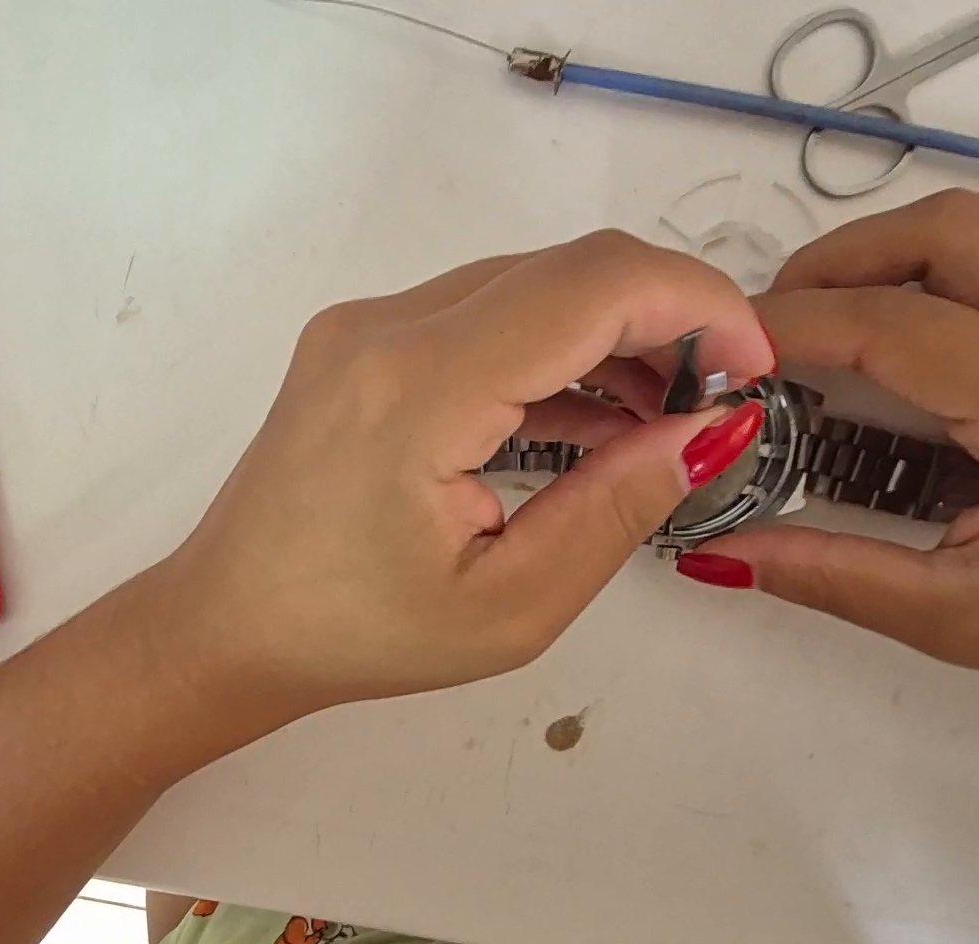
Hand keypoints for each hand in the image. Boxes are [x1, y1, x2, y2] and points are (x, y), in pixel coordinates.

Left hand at [150, 231, 774, 720]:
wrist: (228, 625)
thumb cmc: (356, 637)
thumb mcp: (507, 606)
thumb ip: (617, 508)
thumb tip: (708, 430)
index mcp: (417, 388)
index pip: (592, 285)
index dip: (698, 304)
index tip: (750, 369)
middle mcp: (381, 331)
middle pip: (561, 271)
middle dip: (658, 319)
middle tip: (708, 404)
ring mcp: (357, 330)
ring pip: (519, 288)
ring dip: (600, 338)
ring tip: (653, 421)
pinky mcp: (351, 349)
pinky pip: (471, 319)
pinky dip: (538, 354)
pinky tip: (578, 417)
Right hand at [686, 184, 978, 739]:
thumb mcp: (958, 619)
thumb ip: (825, 575)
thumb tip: (711, 552)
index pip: (898, 327)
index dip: (789, 327)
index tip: (716, 355)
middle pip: (953, 230)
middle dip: (834, 262)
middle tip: (766, 328)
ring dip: (892, 245)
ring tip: (826, 313)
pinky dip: (941, 255)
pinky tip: (904, 320)